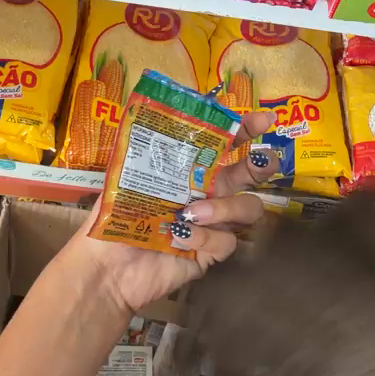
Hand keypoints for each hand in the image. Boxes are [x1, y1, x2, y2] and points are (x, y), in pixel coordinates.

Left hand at [61, 110, 278, 313]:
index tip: (265, 119)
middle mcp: (209, 192)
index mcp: (191, 169)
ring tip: (192, 211)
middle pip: (251, 174)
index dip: (247, 128)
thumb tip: (156, 108)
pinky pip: (226, 241)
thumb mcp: (128, 174)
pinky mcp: (213, 252)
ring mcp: (214, 223)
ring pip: (248, 208)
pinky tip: (180, 238)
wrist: (109, 267)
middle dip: (263, 163)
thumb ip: (146, 148)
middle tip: (262, 159)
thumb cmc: (116, 215)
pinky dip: (204, 238)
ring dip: (225, 208)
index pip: (226, 143)